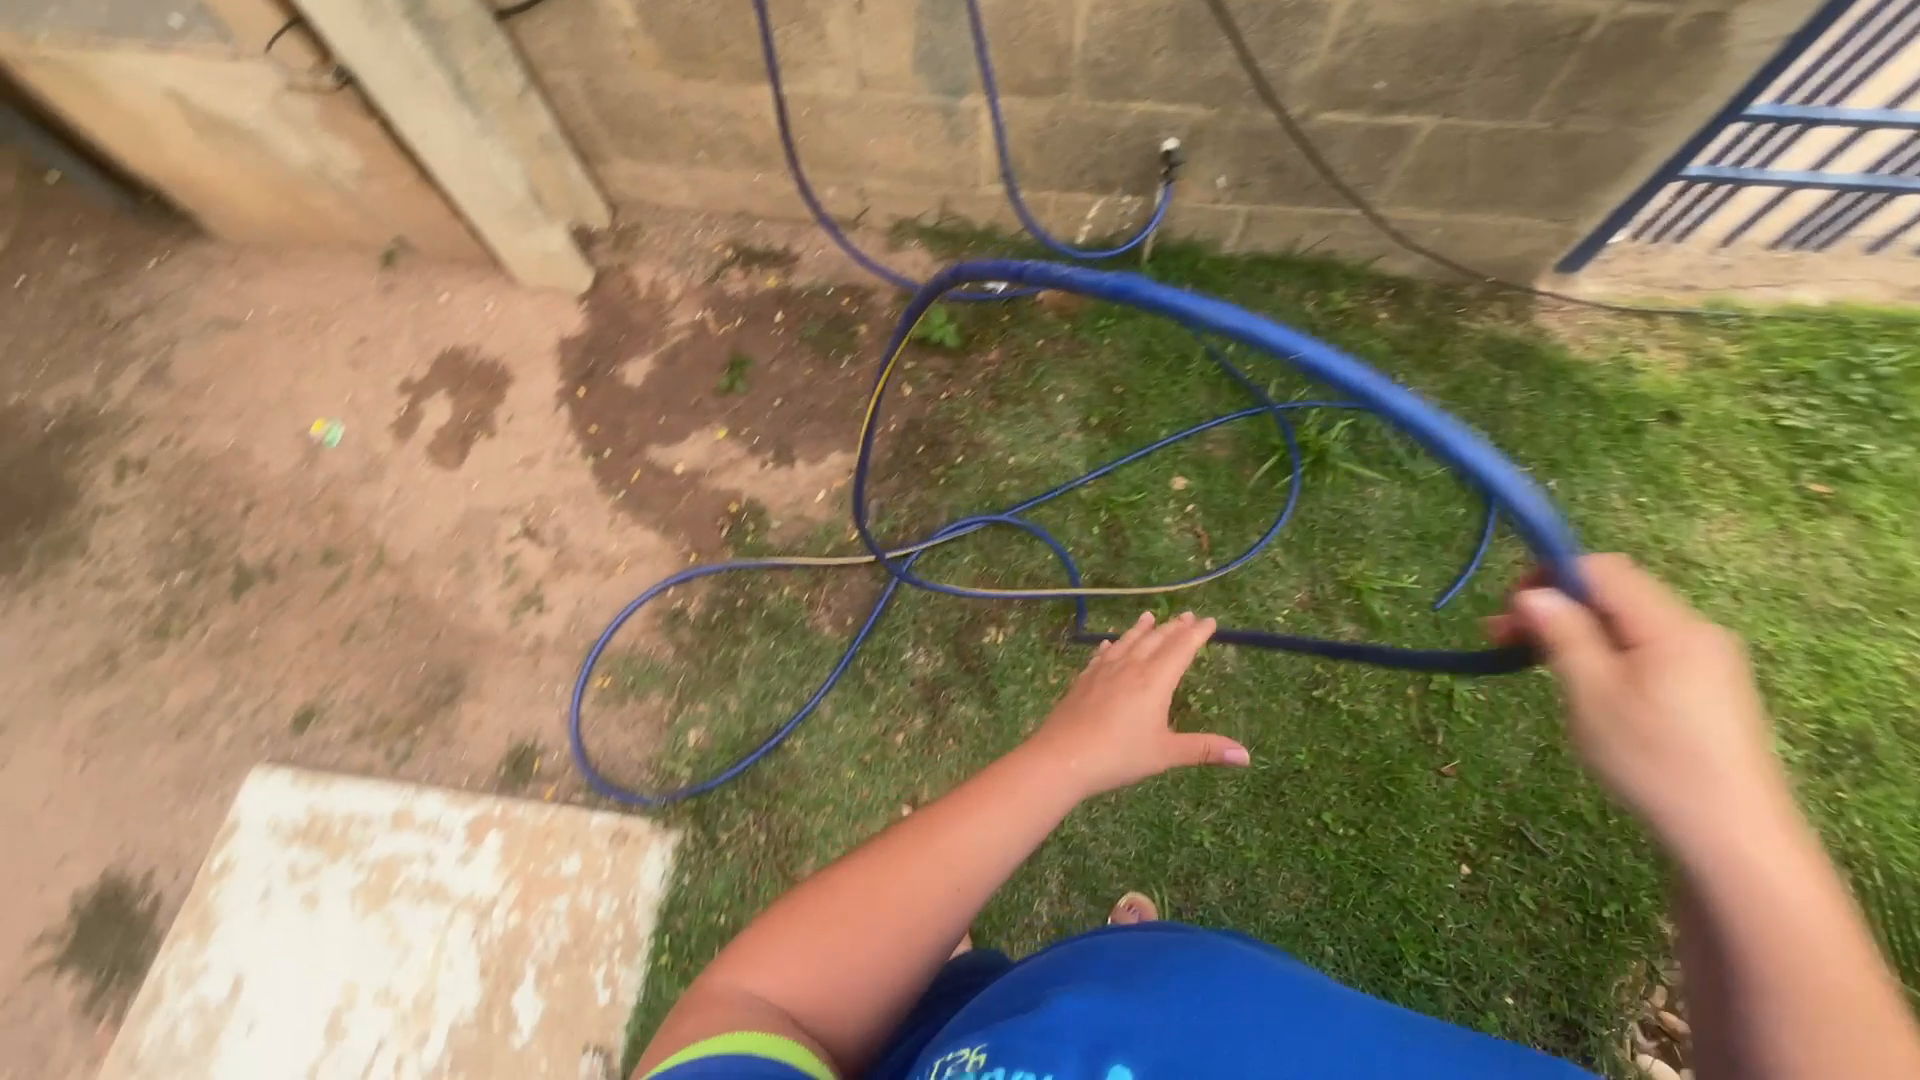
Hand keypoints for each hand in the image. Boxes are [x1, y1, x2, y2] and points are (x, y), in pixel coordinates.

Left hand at [1024, 611, 1249, 799]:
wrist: (1061, 757)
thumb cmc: (1118, 755)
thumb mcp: (1166, 754)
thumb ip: (1204, 749)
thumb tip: (1246, 756)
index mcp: (1153, 681)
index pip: (1180, 650)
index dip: (1196, 634)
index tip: (1209, 621)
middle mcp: (1129, 668)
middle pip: (1154, 640)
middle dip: (1173, 627)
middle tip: (1186, 615)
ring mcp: (1102, 672)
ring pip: (1126, 643)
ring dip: (1140, 629)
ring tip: (1149, 616)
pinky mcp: (1083, 681)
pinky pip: (1100, 656)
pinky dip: (1109, 647)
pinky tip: (1107, 644)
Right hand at [1489, 554, 1789, 848]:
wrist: (1732, 834)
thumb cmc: (1652, 759)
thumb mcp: (1592, 693)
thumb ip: (1563, 634)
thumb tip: (1533, 593)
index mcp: (1672, 627)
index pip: (1605, 570)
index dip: (1551, 574)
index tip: (1508, 606)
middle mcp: (1696, 631)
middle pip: (1615, 593)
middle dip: (1556, 604)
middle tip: (1502, 636)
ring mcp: (1706, 659)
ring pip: (1627, 621)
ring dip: (1574, 629)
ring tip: (1530, 660)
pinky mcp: (1706, 685)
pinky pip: (1644, 647)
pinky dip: (1602, 650)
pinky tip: (1580, 680)